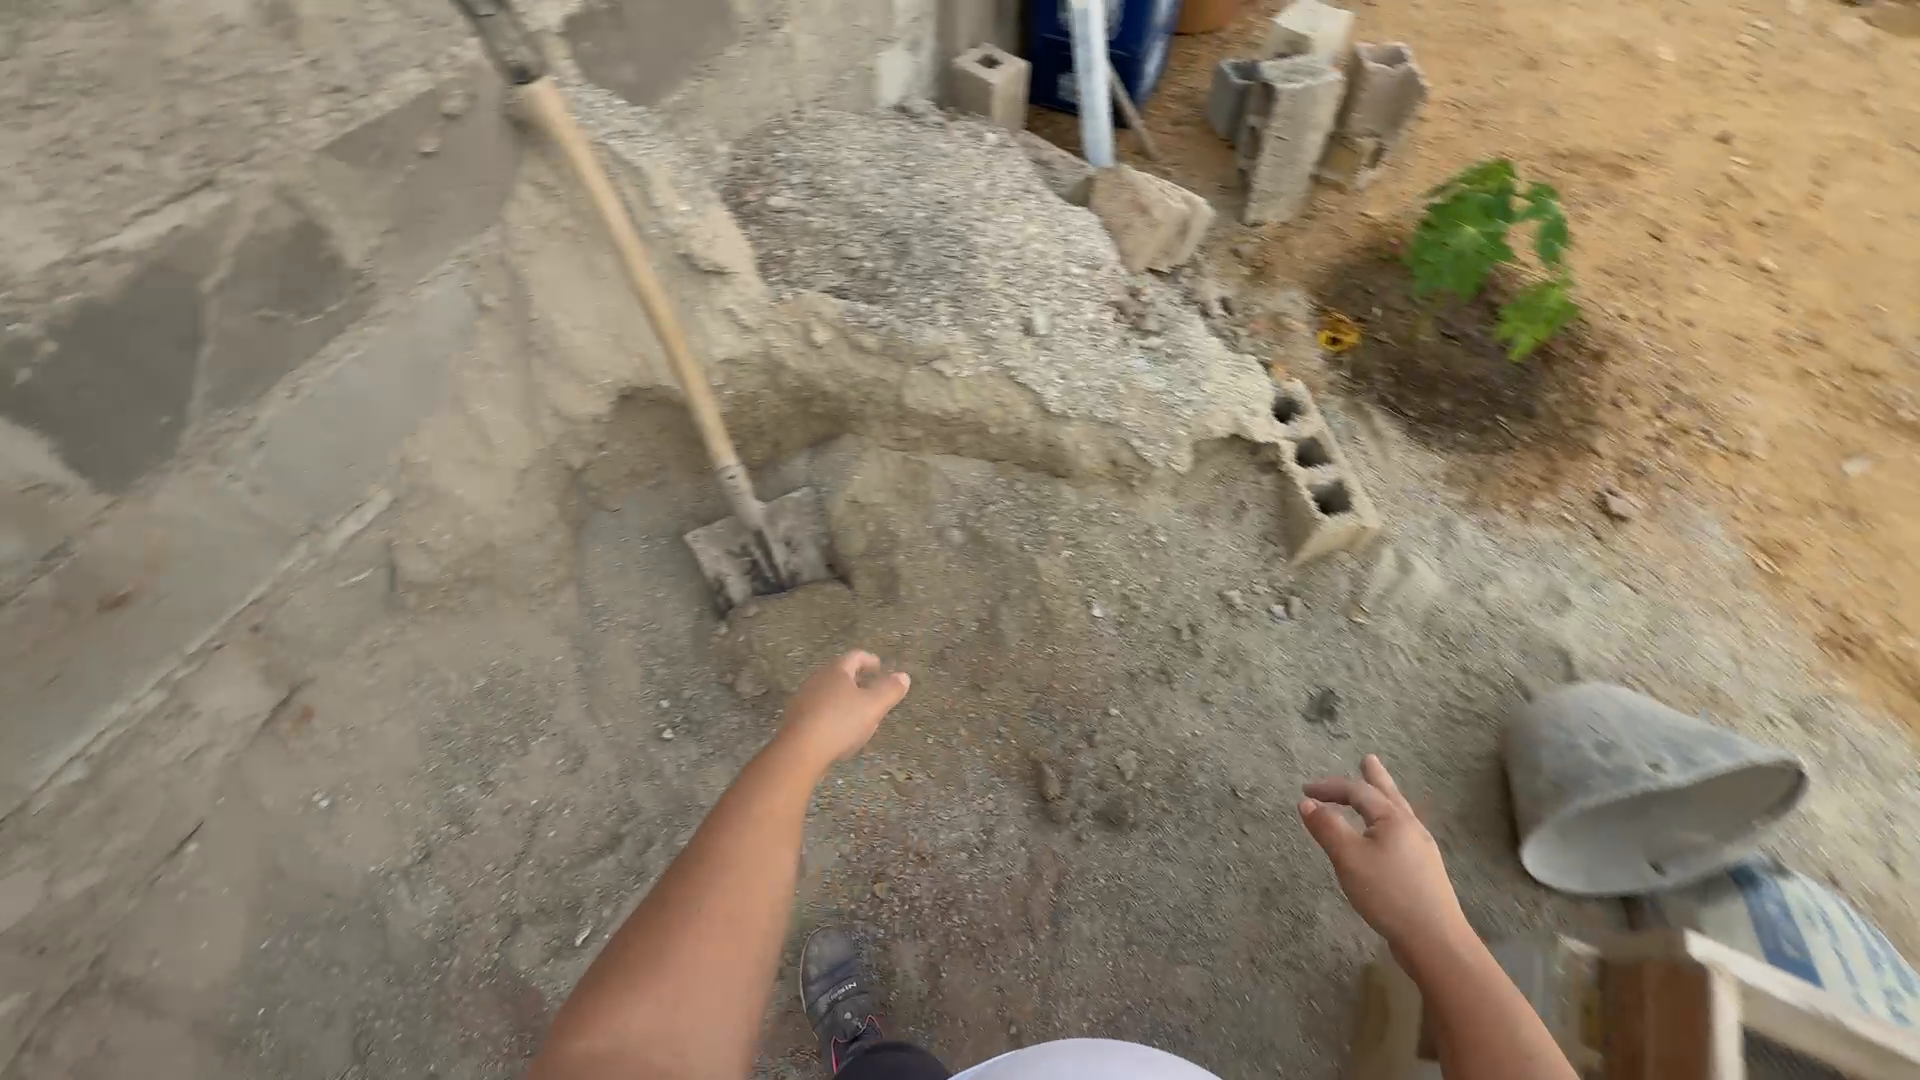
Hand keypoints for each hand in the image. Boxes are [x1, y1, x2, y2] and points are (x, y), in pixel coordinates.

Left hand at [778, 651, 910, 764]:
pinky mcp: (796, 720)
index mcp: (836, 671)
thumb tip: (903, 676)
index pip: (854, 657)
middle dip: (856, 679)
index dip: (869, 660)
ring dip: (843, 698)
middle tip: (871, 688)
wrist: (800, 751)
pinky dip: (832, 713)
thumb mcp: (873, 706)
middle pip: (839, 673)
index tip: (879, 666)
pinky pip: (818, 710)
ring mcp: (803, 700)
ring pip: (828, 692)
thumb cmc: (840, 722)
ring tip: (857, 711)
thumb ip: (890, 690)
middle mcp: (816, 680)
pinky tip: (839, 729)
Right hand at [1299, 755, 1470, 962]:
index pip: (1358, 792)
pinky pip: (1401, 832)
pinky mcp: (1424, 870)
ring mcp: (1421, 850)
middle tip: (1368, 760)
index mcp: (1393, 819)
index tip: (1305, 791)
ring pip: (1398, 813)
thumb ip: (1327, 827)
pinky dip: (1387, 821)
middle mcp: (1411, 828)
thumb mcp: (1348, 858)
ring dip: (1384, 797)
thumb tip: (1307, 803)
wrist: (1435, 941)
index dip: (1330, 788)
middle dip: (1374, 778)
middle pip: (1389, 795)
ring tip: (1379, 789)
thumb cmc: (1388, 893)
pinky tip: (1385, 834)